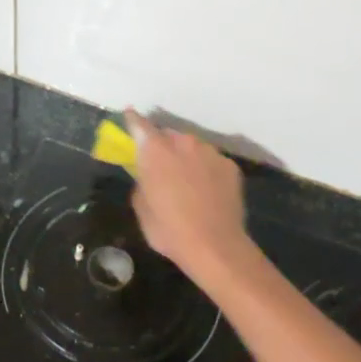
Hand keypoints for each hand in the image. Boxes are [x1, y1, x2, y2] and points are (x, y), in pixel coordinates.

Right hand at [126, 111, 251, 277]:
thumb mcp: (142, 209)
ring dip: (187, 158)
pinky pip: (212, 162)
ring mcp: (211, 153)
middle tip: (162, 167)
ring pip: (193, 148)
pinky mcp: (230, 166)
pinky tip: (207, 191)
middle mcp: (184, 143)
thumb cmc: (170, 230)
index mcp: (156, 151)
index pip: (140, 126)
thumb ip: (142, 183)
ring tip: (187, 182)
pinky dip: (206, 170)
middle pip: (170, 136)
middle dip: (164, 147)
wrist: (215, 246)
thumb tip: (147, 176)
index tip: (129, 115)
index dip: (133, 121)